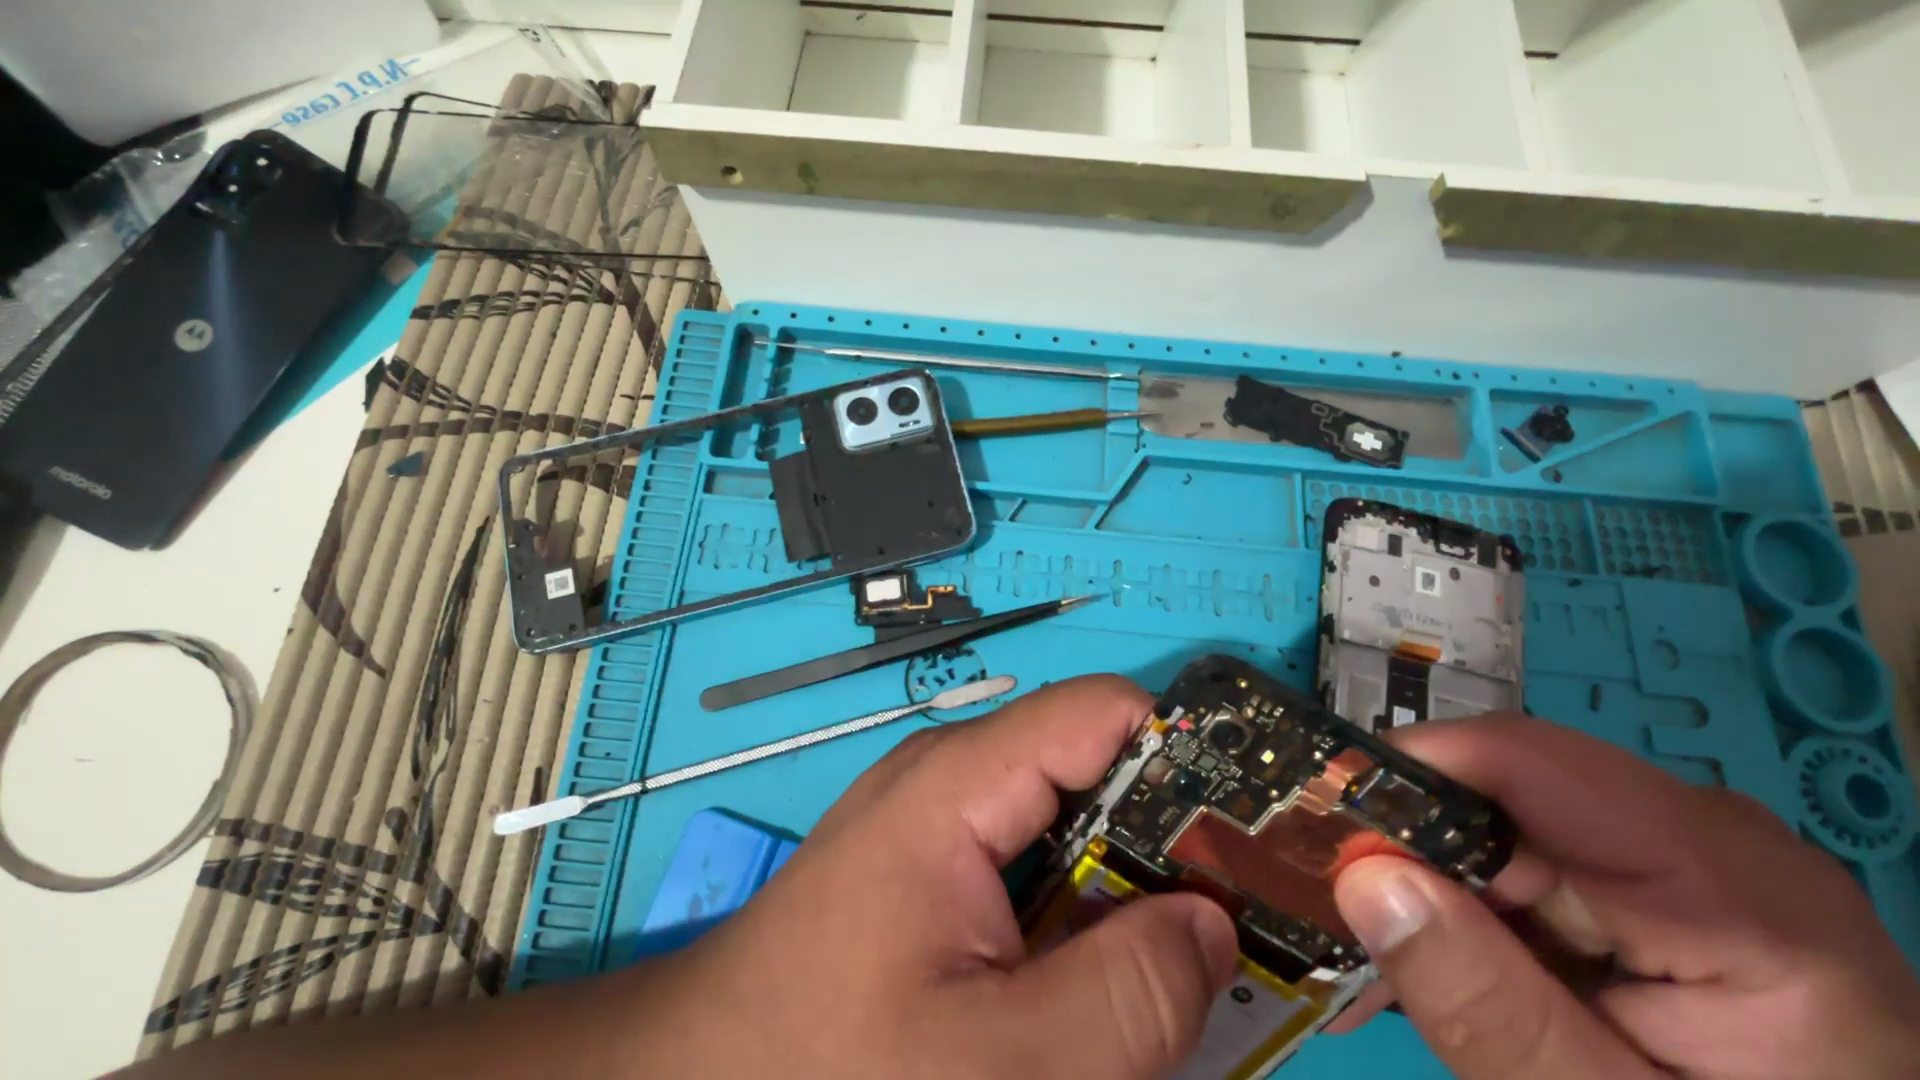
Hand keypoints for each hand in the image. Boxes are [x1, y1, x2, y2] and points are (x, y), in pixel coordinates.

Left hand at [628, 676, 1238, 1077]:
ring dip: (1136, 902)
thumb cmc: (828, 1068)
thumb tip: (1215, 927)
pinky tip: (1109, 998)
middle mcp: (956, 784)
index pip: (1107, 712)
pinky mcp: (935, 879)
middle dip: (1180, 848)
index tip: (1269, 833)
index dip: (1196, 754)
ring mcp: (943, 831)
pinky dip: (1086, 928)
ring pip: (1075, 838)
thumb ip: (1127, 995)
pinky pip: (1035, 881)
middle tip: (1253, 931)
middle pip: (1100, 776)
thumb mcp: (1001, 1062)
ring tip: (1194, 981)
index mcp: (962, 784)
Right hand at [1330, 713, 1919, 1078]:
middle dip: (1399, 847)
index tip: (1308, 817)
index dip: (1403, 770)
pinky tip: (1425, 972)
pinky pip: (1523, 871)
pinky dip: (1460, 915)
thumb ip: (1495, 1013)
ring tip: (1362, 968)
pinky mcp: (1654, 890)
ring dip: (1420, 889)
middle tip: (1318, 918)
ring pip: (1497, 833)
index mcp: (1742, 890)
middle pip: (1500, 796)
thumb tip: (1363, 878)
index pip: (1529, 763)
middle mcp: (1711, 842)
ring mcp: (1684, 862)